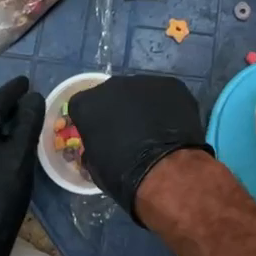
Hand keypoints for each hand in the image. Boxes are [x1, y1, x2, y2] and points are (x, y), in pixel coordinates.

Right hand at [69, 74, 210, 223]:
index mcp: (87, 104)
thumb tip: (98, 145)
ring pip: (139, 92)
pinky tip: (173, 126)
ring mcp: (144, 81)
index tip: (98, 135)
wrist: (165, 170)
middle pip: (111, 94)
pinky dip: (166, 106)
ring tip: (154, 131)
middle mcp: (113, 85)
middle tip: (128, 133)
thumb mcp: (95, 168)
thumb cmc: (122, 174)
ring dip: (142, 107)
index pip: (81, 106)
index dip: (90, 120)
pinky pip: (164, 94)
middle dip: (116, 110)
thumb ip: (93, 148)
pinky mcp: (171, 84)